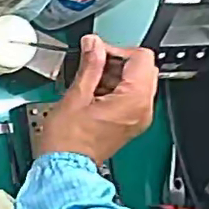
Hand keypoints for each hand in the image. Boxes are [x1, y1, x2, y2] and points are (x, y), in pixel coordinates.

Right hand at [34, 35, 157, 164]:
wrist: (65, 165)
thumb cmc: (67, 139)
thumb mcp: (76, 95)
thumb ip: (90, 66)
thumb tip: (94, 44)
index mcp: (134, 99)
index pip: (141, 58)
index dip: (116, 50)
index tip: (95, 52)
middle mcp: (144, 109)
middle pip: (143, 70)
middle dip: (116, 63)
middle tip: (90, 65)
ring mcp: (138, 118)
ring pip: (136, 83)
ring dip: (113, 77)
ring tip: (87, 83)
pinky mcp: (130, 124)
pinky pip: (130, 98)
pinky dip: (113, 91)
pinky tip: (91, 95)